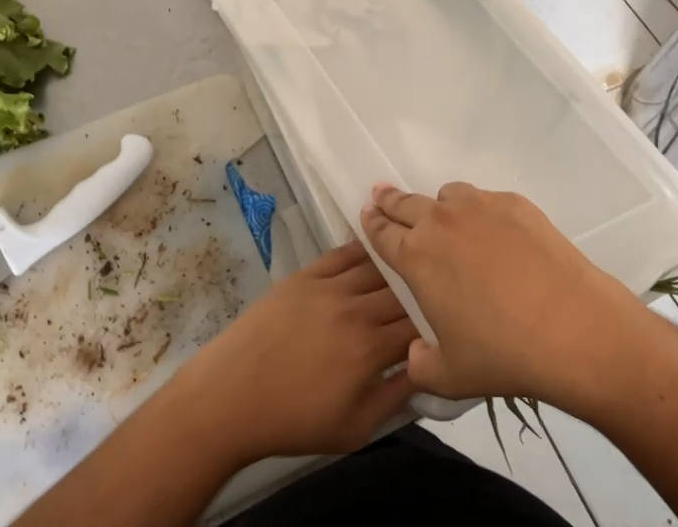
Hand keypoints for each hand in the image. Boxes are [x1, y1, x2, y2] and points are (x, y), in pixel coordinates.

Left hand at [164, 241, 418, 462]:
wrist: (230, 398)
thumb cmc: (294, 422)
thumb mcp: (356, 428)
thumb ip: (398, 396)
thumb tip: (429, 370)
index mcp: (371, 349)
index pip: (421, 325)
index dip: (439, 324)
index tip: (447, 328)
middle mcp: (355, 309)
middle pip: (404, 291)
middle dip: (423, 296)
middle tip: (431, 301)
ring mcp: (327, 288)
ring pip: (377, 268)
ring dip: (397, 271)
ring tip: (410, 272)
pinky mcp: (304, 276)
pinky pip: (342, 254)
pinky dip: (364, 251)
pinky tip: (377, 249)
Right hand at [361, 182, 648, 412]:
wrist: (575, 331)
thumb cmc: (504, 355)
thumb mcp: (450, 376)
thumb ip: (420, 364)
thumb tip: (415, 354)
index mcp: (415, 257)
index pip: (381, 232)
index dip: (370, 223)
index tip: (366, 214)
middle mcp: (441, 223)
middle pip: (405, 202)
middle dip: (390, 200)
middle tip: (381, 195)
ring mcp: (480, 208)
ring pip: (447, 195)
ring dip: (438, 205)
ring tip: (445, 220)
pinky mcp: (516, 205)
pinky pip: (485, 200)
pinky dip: (480, 212)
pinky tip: (495, 235)